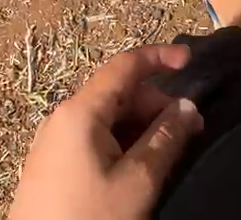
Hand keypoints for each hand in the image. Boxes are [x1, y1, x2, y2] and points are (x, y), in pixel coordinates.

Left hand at [9, 45, 204, 219]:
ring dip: (140, 127)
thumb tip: (187, 106)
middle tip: (189, 129)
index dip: (160, 57)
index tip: (191, 61)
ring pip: (106, 119)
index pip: (125, 65)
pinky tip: (137, 169)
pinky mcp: (49, 169)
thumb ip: (166, 138)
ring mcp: (51, 145)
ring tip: (166, 153)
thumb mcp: (138, 182)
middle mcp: (61, 118)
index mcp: (80, 112)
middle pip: (117, 93)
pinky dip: (121, 143)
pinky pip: (91, 140)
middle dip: (155, 104)